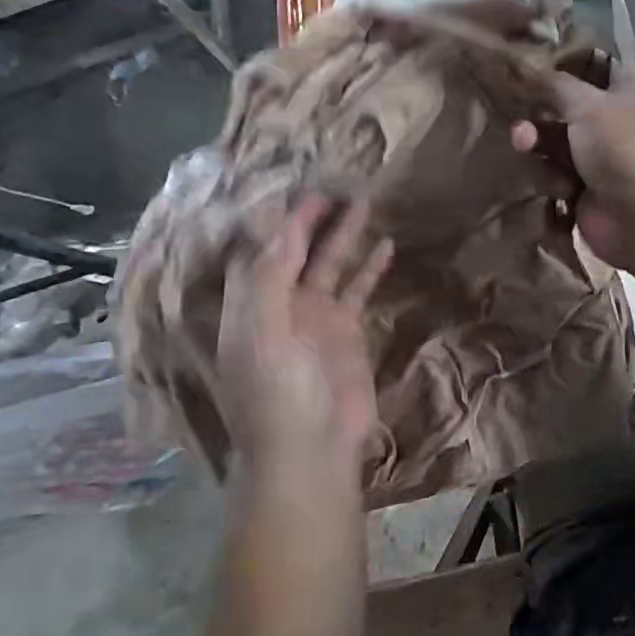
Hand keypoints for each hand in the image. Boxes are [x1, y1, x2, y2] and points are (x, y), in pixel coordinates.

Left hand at [217, 196, 393, 464]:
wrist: (313, 450)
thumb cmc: (277, 397)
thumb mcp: (261, 336)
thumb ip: (268, 279)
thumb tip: (279, 224)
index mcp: (248, 304)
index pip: (257, 249)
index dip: (274, 219)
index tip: (295, 185)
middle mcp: (279, 304)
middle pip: (295, 250)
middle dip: (311, 219)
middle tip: (335, 186)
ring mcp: (316, 316)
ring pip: (330, 264)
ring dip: (344, 235)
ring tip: (364, 202)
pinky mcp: (347, 330)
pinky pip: (358, 289)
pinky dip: (370, 268)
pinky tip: (386, 245)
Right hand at [510, 56, 634, 267]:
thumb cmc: (625, 151)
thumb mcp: (589, 106)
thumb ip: (553, 84)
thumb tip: (521, 62)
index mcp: (624, 96)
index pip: (589, 71)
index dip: (559, 69)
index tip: (522, 69)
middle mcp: (611, 126)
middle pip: (561, 113)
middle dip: (537, 121)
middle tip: (521, 133)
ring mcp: (598, 163)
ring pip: (552, 148)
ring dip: (541, 154)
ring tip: (535, 159)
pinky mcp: (585, 196)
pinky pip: (553, 180)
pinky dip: (551, 183)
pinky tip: (560, 192)